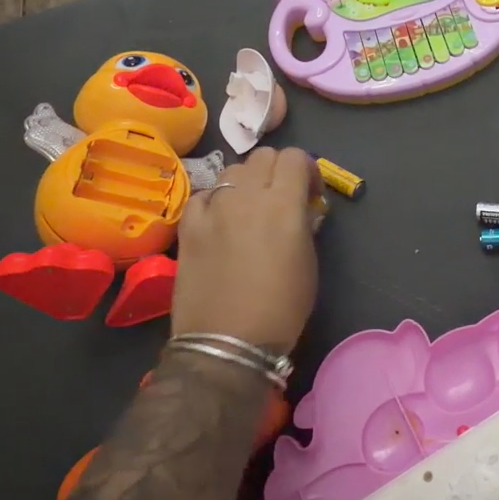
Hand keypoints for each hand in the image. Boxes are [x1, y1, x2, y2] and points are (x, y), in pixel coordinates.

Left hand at [171, 147, 319, 354]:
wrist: (227, 343)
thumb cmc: (281, 309)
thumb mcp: (309, 264)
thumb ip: (305, 227)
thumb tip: (302, 212)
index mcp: (284, 204)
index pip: (296, 157)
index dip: (307, 170)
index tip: (310, 194)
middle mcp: (247, 196)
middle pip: (263, 156)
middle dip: (278, 170)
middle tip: (282, 197)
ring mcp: (213, 208)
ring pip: (232, 171)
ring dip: (246, 183)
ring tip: (249, 209)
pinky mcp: (188, 226)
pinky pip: (204, 195)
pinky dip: (216, 200)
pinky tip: (220, 222)